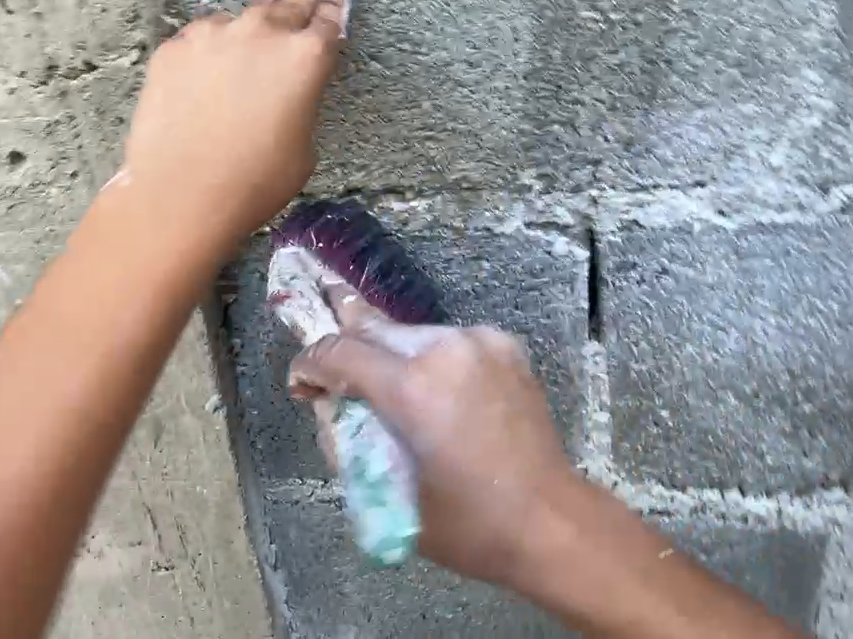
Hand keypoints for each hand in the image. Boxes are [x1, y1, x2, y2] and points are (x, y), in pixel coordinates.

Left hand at [119, 0, 352, 244]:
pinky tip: (212, 58)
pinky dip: (213, 43)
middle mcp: (265, 36)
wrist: (182, 190)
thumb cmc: (256, 180)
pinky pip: (203, 37)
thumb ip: (298, 104)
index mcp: (308, 60)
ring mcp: (217, 35)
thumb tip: (280, 92)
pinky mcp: (177, 47)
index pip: (330, 18)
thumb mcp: (301, 146)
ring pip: (244, 11)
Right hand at [286, 292, 579, 590]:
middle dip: (346, 346)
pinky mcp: (502, 342)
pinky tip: (433, 388)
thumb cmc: (467, 523)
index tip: (301, 380)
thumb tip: (327, 402)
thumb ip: (345, 440)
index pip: (340, 352)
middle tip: (328, 368)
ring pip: (410, 332)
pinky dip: (430, 358)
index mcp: (414, 388)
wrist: (552, 521)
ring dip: (389, 353)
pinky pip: (447, 340)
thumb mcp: (386, 496)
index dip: (311, 362)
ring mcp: (479, 340)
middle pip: (373, 329)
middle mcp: (445, 349)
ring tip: (386, 386)